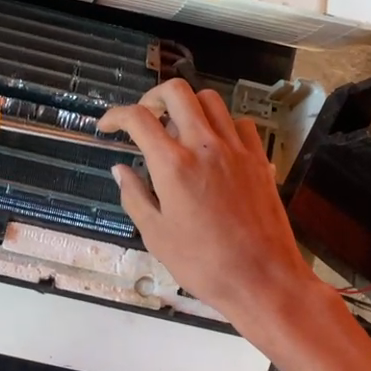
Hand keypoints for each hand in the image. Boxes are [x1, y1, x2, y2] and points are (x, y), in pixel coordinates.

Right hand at [100, 81, 335, 345]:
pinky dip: (221, 124)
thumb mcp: (156, 235)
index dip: (115, 116)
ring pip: (210, 100)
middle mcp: (205, 146)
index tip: (108, 127)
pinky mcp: (258, 160)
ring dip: (188, 107)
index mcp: (173, 165)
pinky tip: (214, 146)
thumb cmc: (204, 264)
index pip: (138, 119)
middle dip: (153, 97)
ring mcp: (236, 149)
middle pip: (177, 92)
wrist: (263, 279)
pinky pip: (239, 123)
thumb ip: (135, 196)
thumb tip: (120, 170)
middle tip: (145, 119)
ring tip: (178, 130)